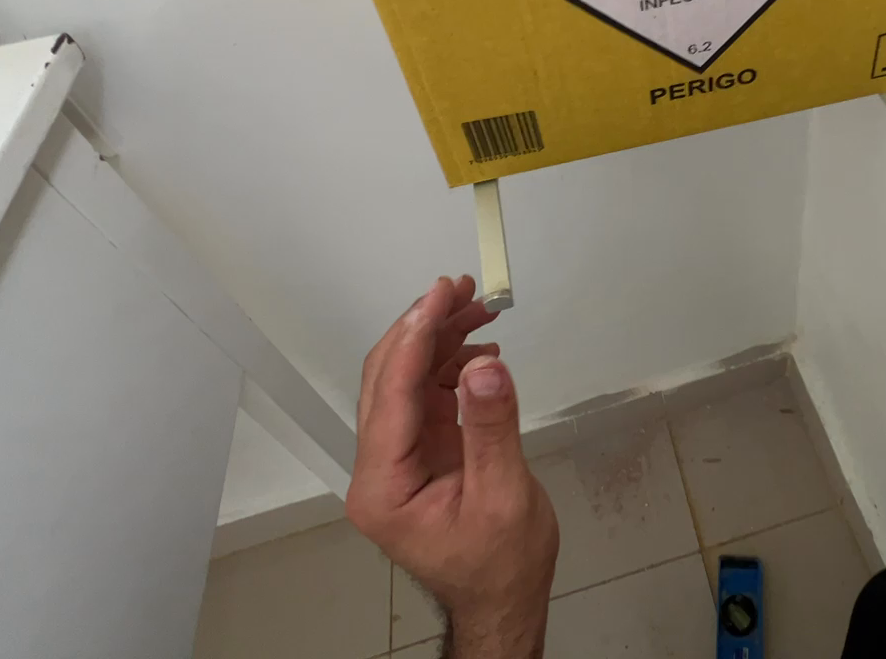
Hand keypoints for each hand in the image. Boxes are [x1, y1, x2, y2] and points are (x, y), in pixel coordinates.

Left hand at [346, 276, 557, 654]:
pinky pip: (430, 390)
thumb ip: (491, 428)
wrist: (504, 598)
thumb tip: (485, 363)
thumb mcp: (503, 496)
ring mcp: (400, 454)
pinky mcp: (423, 447)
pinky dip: (456, 362)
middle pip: (389, 376)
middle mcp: (380, 464)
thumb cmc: (502, 561)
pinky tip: (485, 350)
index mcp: (383, 484)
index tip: (442, 294)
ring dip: (443, 337)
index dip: (415, 337)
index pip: (390, 393)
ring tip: (483, 308)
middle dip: (424, 326)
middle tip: (464, 287)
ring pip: (409, 377)